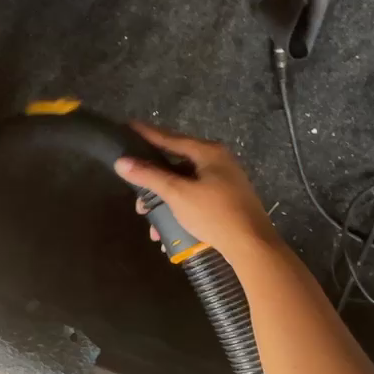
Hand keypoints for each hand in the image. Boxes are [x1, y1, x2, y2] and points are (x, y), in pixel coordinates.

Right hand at [114, 121, 283, 263]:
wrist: (252, 246)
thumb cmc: (214, 215)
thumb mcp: (178, 194)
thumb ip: (150, 176)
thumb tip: (121, 162)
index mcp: (209, 153)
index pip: (171, 138)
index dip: (147, 134)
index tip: (128, 126)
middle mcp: (219, 162)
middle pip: (177, 165)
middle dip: (154, 185)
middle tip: (138, 200)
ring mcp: (225, 182)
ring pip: (185, 186)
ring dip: (166, 205)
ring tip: (154, 227)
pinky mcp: (227, 201)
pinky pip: (196, 199)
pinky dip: (180, 212)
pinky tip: (170, 233)